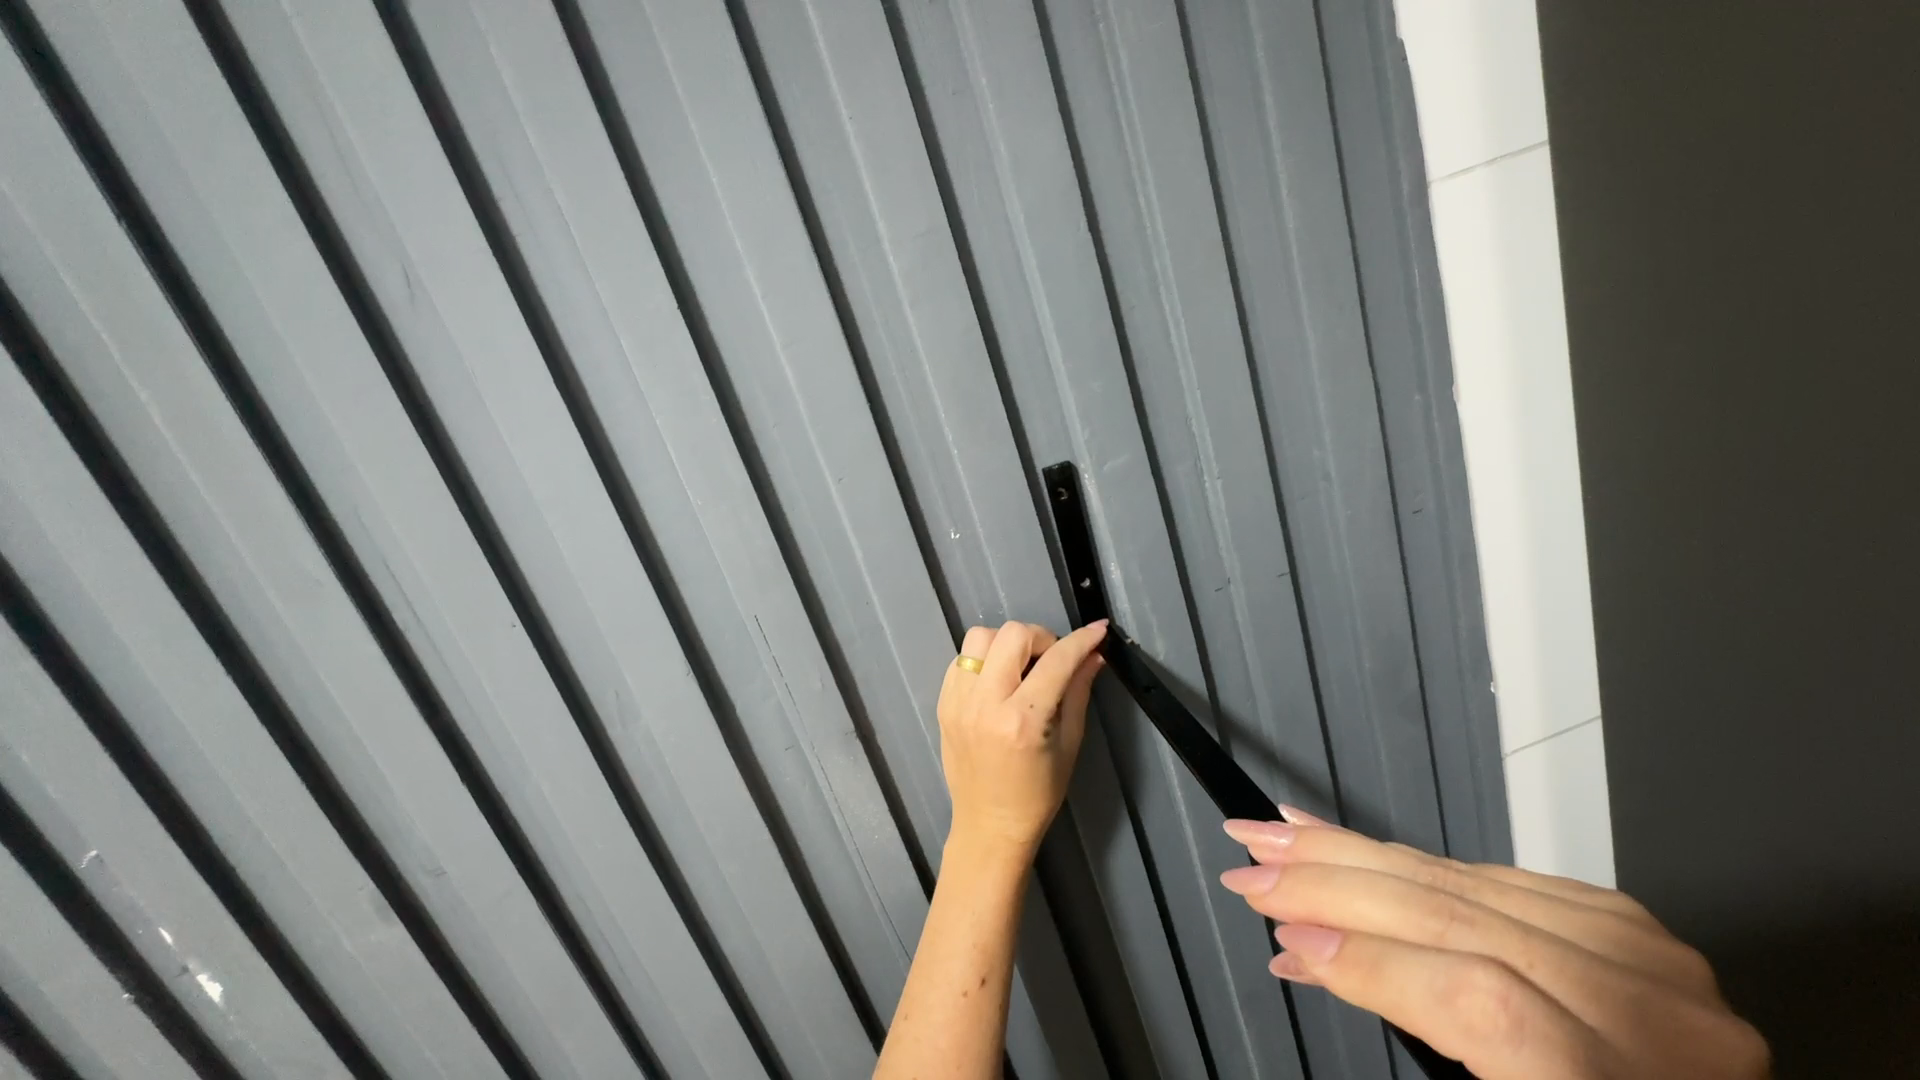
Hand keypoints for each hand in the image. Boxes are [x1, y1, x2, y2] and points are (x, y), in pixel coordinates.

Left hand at [936, 620, 1107, 856]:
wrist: (989, 825)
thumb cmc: (1037, 794)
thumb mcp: (1069, 745)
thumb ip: (1078, 693)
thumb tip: (1093, 655)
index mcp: (1023, 720)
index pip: (1056, 661)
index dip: (1081, 640)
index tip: (1097, 631)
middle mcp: (985, 704)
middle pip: (1011, 634)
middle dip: (1040, 638)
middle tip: (1051, 660)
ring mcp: (958, 702)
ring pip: (979, 637)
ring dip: (1006, 643)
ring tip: (1021, 668)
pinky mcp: (943, 704)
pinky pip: (961, 658)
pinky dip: (984, 659)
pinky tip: (998, 680)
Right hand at [1220, 811, 1768, 1079]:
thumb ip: (1413, 1025)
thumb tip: (1305, 950)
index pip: (1483, 1005)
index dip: (1372, 965)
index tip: (1283, 943)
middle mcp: (1655, 1019)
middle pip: (1465, 923)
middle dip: (1335, 887)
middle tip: (1248, 868)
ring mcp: (1644, 959)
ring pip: (1466, 882)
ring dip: (1353, 856)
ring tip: (1276, 839)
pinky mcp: (1623, 921)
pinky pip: (1489, 875)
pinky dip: (1407, 857)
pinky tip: (1351, 845)